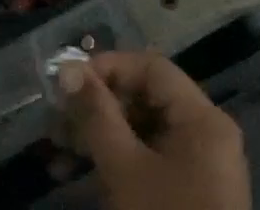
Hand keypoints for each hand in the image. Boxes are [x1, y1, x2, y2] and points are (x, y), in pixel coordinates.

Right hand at [57, 51, 250, 209]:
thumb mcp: (124, 168)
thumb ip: (97, 115)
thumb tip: (67, 68)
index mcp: (203, 117)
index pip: (152, 68)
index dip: (108, 67)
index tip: (65, 80)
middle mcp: (205, 133)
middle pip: (146, 99)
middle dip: (97, 107)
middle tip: (54, 120)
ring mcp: (197, 165)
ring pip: (142, 132)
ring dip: (98, 137)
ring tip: (56, 151)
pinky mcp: (185, 193)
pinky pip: (148, 161)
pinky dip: (114, 162)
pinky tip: (76, 175)